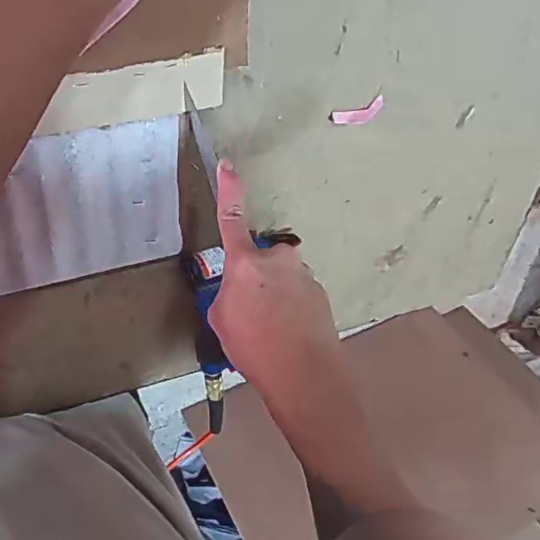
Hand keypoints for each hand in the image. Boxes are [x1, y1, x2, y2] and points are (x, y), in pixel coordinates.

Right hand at [207, 160, 336, 379]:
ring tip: (265, 330)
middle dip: (252, 277)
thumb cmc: (254, 345)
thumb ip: (226, 294)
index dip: (228, 190)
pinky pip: (295, 294)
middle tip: (245, 310)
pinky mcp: (319, 293)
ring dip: (271, 297)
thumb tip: (238, 291)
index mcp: (245, 264)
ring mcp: (303, 276)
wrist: (303, 373)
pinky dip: (288, 309)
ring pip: (278, 278)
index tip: (228, 166)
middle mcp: (277, 261)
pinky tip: (283, 334)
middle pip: (259, 259)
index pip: (231, 218)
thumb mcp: (220, 318)